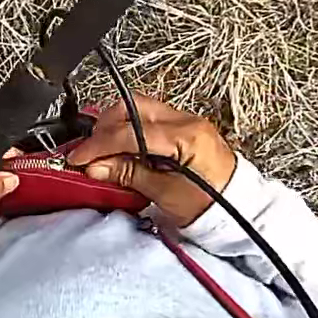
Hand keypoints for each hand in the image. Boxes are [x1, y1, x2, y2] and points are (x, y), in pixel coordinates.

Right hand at [65, 94, 236, 225]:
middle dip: (104, 127)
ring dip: (114, 127)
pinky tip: (121, 150)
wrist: (239, 211)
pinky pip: (148, 119)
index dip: (99, 145)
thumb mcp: (165, 194)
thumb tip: (96, 166)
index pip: (130, 131)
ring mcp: (185, 121)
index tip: (78, 158)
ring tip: (103, 152)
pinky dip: (128, 130)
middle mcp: (186, 121)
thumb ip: (129, 174)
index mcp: (186, 136)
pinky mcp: (182, 127)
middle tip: (89, 152)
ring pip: (138, 108)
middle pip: (131, 107)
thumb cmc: (211, 206)